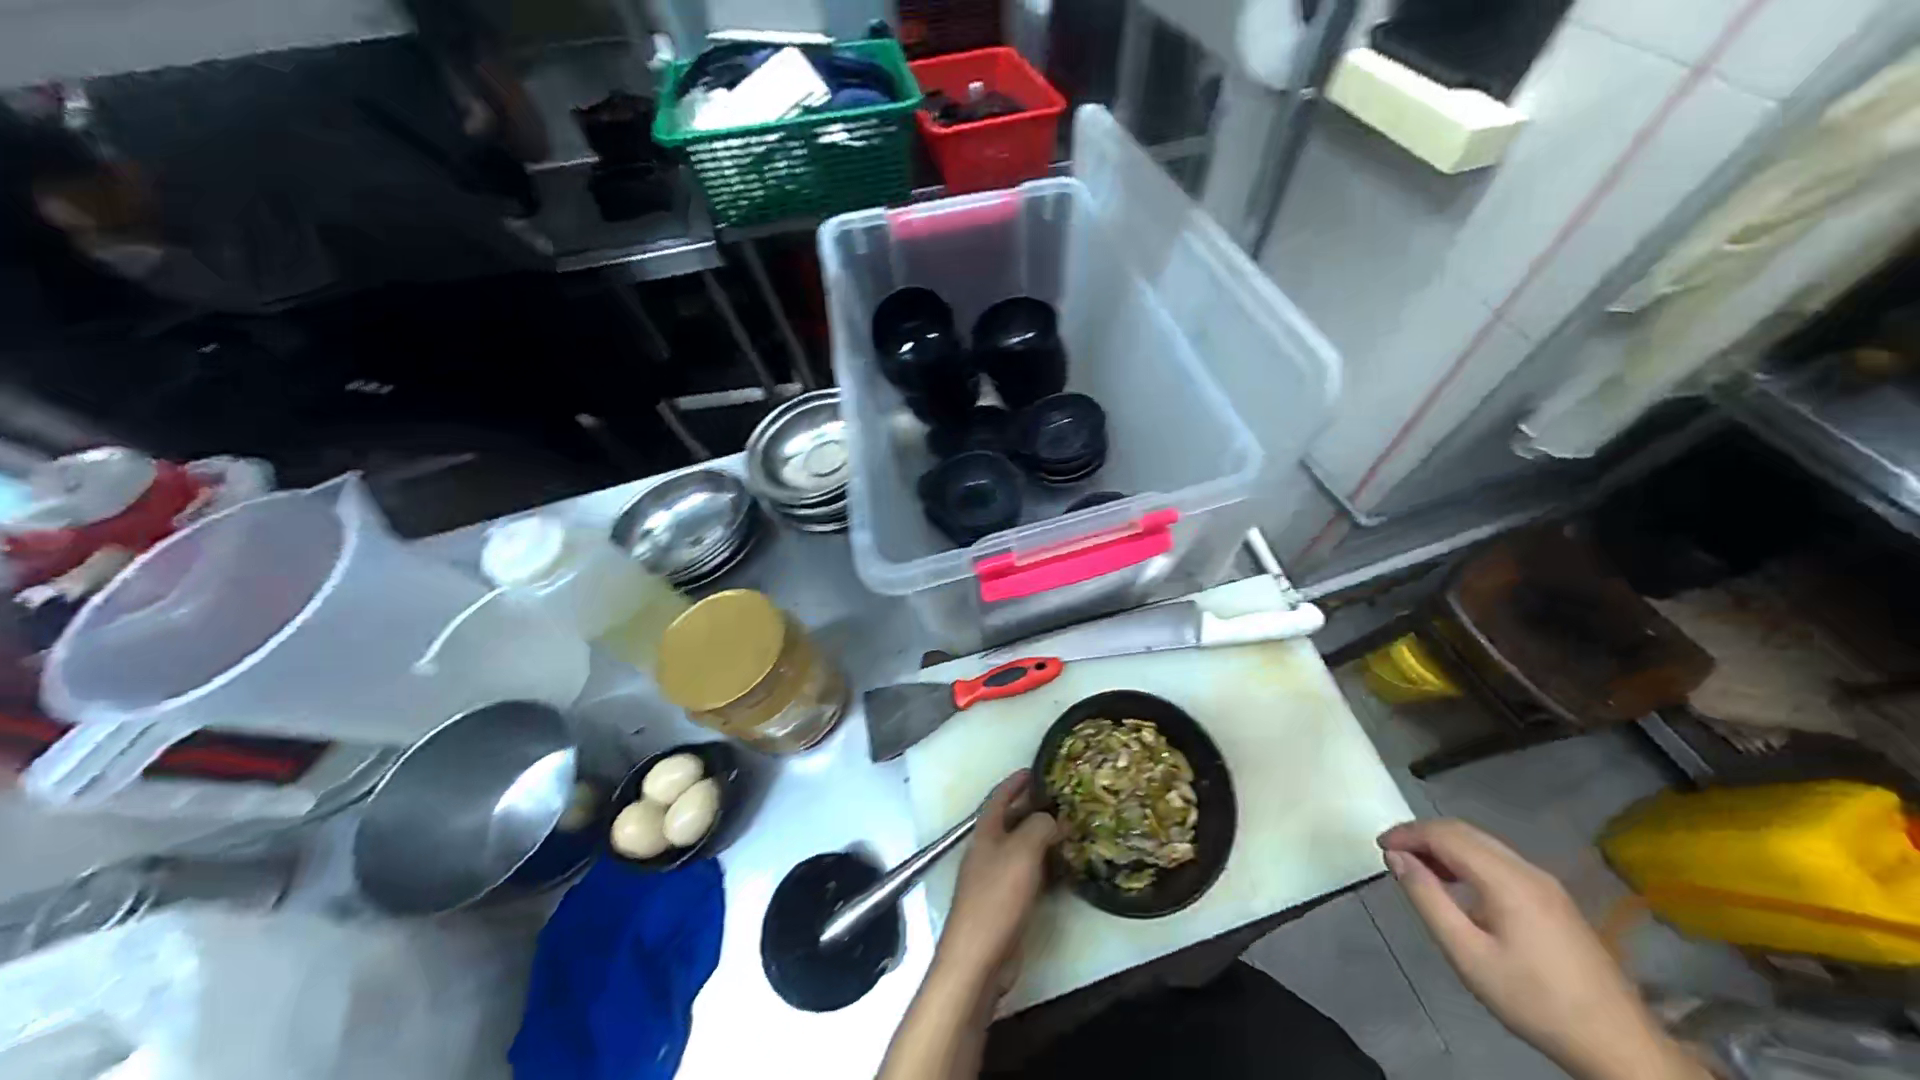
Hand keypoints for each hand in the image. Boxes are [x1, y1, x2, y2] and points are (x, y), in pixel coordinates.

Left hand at [936, 770, 1059, 997]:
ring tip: (1068, 830)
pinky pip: (1026, 873)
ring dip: (1040, 837)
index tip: (1033, 770)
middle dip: (1032, 808)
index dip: (1014, 782)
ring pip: (1019, 848)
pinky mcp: (1004, 902)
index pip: (998, 797)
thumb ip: (1039, 827)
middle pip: (1009, 821)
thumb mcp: (1022, 852)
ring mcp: (993, 877)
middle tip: (1061, 800)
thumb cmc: (997, 896)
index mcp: (984, 832)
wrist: (979, 955)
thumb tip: (1052, 817)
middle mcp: (986, 850)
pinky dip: (1043, 865)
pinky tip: (1061, 869)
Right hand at [1378, 820, 1707, 1079]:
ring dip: (1444, 846)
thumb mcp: (1467, 954)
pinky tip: (1456, 885)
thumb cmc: (1533, 1000)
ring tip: (1416, 868)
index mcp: (1508, 880)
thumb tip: (1396, 857)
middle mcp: (1528, 870)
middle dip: (1423, 835)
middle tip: (1391, 853)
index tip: (1379, 846)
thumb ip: (1427, 899)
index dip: (1407, 833)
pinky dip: (1467, 860)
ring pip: (1483, 844)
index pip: (1446, 834)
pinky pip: (1499, 861)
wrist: (1618, 1045)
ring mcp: (1546, 884)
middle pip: (1465, 832)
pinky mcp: (1555, 899)